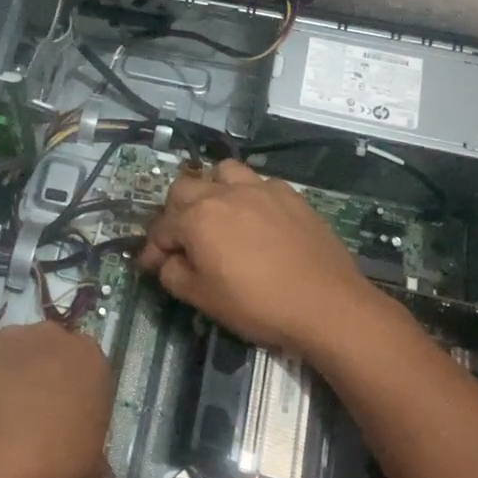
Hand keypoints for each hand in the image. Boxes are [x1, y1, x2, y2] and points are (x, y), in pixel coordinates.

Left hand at [0, 321, 117, 477]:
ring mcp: (9, 338)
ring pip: (12, 354)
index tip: (66, 418)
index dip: (74, 393)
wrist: (0, 455)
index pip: (85, 367)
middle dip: (42, 376)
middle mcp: (52, 336)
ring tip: (0, 417)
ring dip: (9, 376)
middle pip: (48, 351)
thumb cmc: (60, 458)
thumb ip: (96, 463)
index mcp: (89, 357)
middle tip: (33, 415)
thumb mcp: (91, 464)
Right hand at [138, 159, 402, 352]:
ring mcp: (260, 189)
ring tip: (218, 214)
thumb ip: (174, 275)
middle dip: (175, 212)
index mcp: (197, 218)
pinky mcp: (290, 196)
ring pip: (223, 172)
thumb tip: (169, 261)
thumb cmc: (257, 304)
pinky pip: (259, 183)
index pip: (161, 228)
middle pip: (185, 188)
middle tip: (182, 239)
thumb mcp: (203, 299)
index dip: (152, 249)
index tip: (150, 266)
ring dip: (212, 189)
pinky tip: (257, 219)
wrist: (326, 304)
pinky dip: (248, 196)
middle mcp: (224, 193)